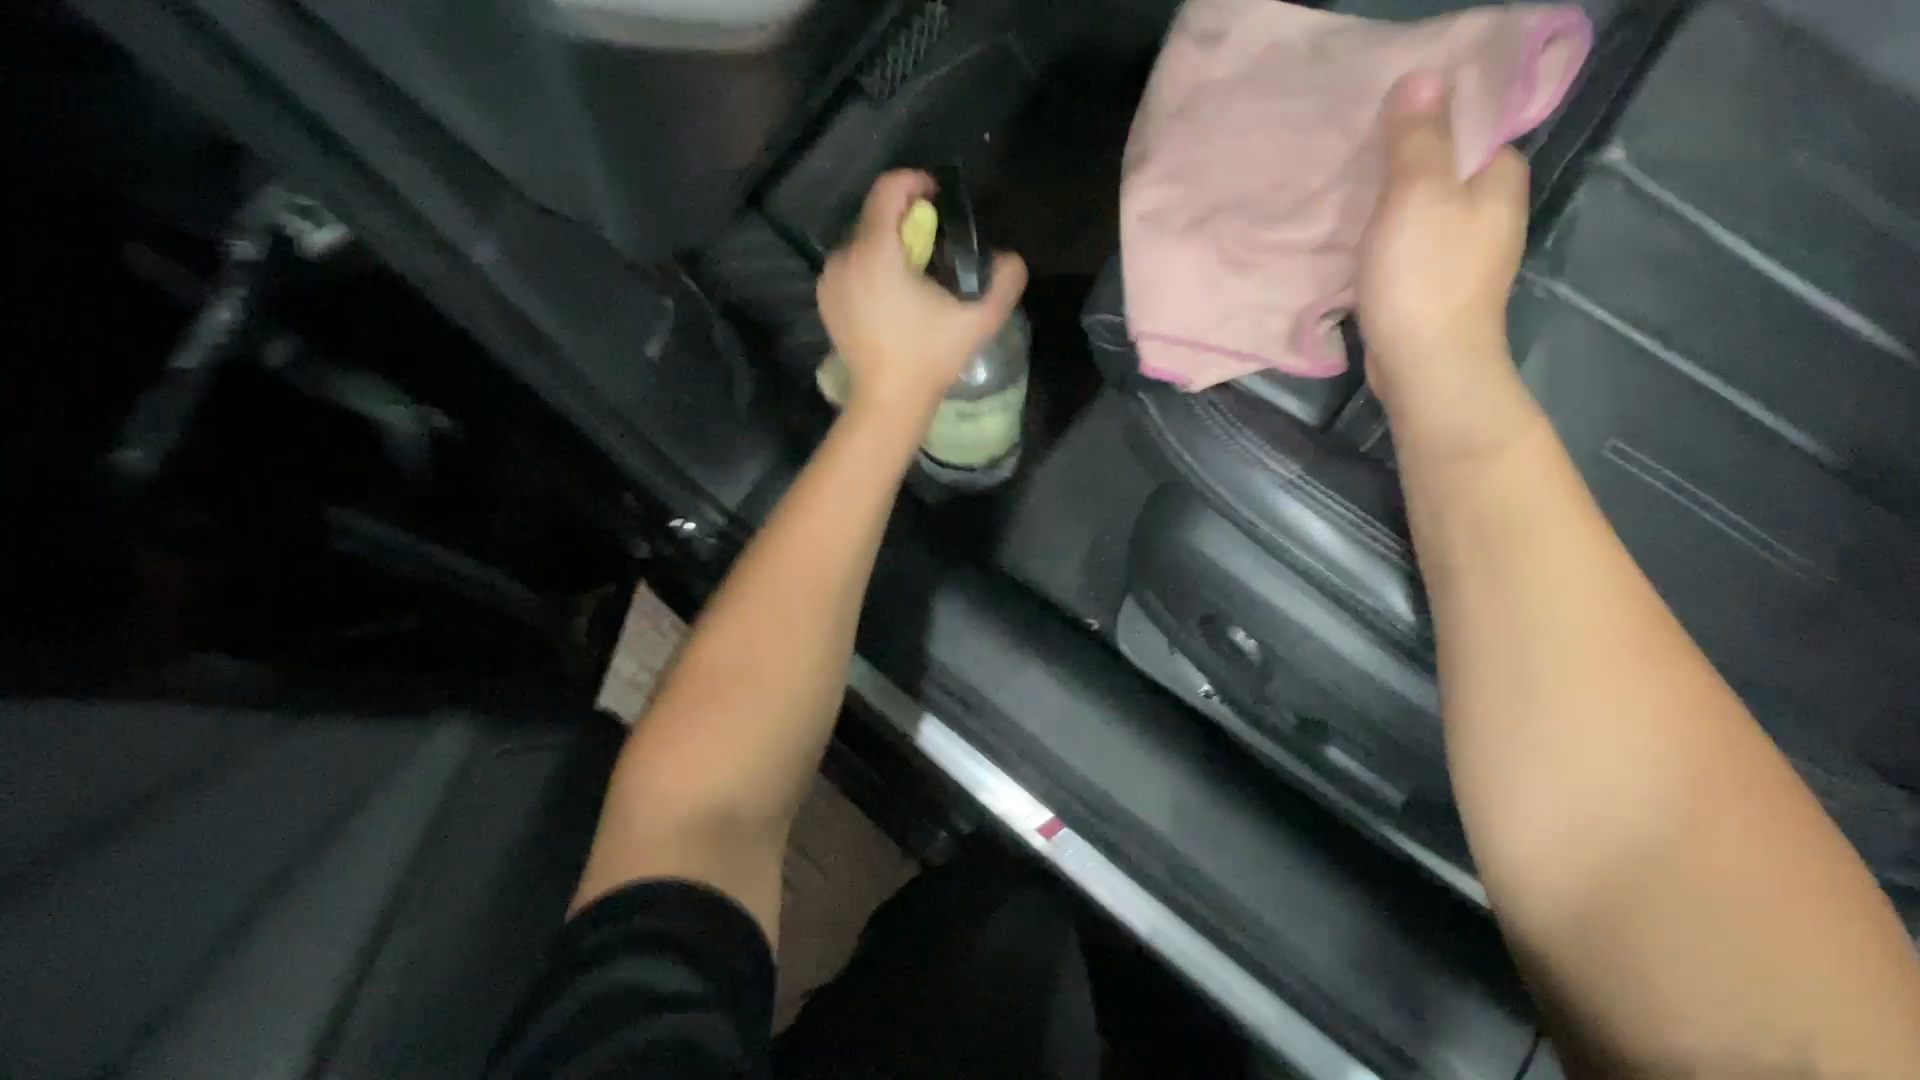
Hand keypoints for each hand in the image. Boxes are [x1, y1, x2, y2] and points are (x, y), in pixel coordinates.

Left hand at [817, 170, 1026, 419]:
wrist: (887, 401)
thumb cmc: (930, 357)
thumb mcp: (978, 319)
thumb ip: (1004, 280)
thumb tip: (1010, 258)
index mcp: (876, 252)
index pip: (888, 189)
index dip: (914, 182)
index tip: (936, 196)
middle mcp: (845, 257)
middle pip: (875, 215)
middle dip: (905, 219)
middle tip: (934, 243)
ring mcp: (830, 280)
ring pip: (862, 241)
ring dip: (888, 244)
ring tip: (914, 272)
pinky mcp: (825, 300)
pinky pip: (850, 266)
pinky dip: (871, 267)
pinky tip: (893, 294)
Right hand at [1356, 73, 1530, 449]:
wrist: (1428, 367)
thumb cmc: (1425, 277)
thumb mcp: (1418, 194)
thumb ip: (1419, 137)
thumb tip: (1425, 75)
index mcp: (1500, 180)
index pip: (1472, 127)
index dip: (1430, 117)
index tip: (1382, 118)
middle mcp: (1491, 213)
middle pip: (1444, 168)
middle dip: (1402, 161)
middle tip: (1352, 152)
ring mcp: (1465, 254)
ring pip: (1423, 210)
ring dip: (1388, 204)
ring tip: (1344, 192)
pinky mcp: (1436, 287)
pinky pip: (1409, 246)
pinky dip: (1383, 239)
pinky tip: (1353, 241)